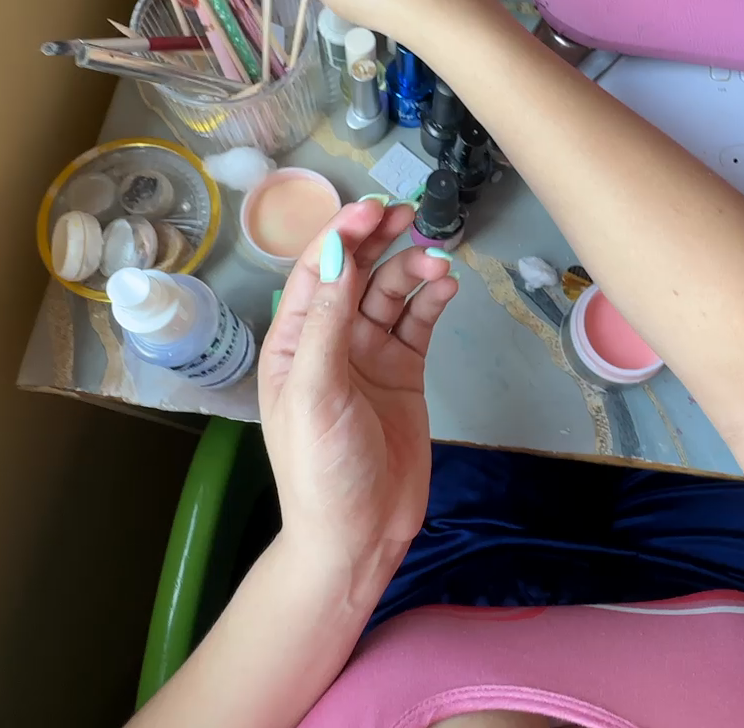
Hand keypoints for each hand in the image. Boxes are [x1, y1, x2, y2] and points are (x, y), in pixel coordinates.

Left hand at [256, 198, 458, 588]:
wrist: (360, 535)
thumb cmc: (322, 468)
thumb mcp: (316, 393)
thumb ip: (327, 322)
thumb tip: (334, 255)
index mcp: (295, 341)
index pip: (316, 272)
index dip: (341, 235)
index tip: (372, 209)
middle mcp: (331, 338)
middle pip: (355, 273)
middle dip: (379, 240)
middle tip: (409, 214)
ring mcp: (370, 352)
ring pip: (392, 293)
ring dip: (413, 271)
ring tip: (438, 262)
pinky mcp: (404, 368)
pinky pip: (419, 321)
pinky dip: (432, 299)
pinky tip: (447, 287)